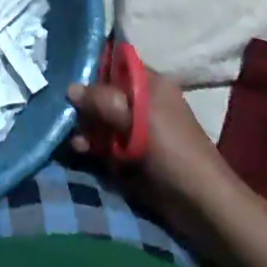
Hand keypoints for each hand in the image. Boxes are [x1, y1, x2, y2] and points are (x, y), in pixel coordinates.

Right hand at [67, 68, 227, 195]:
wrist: (198, 202)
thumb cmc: (172, 149)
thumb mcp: (138, 119)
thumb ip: (104, 101)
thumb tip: (71, 87)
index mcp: (150, 83)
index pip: (117, 64)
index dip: (94, 67)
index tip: (68, 74)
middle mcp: (143, 102)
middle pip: (106, 94)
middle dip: (86, 104)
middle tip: (67, 115)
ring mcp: (137, 129)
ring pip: (103, 120)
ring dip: (87, 128)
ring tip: (75, 140)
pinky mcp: (132, 154)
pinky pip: (107, 143)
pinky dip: (94, 145)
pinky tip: (81, 150)